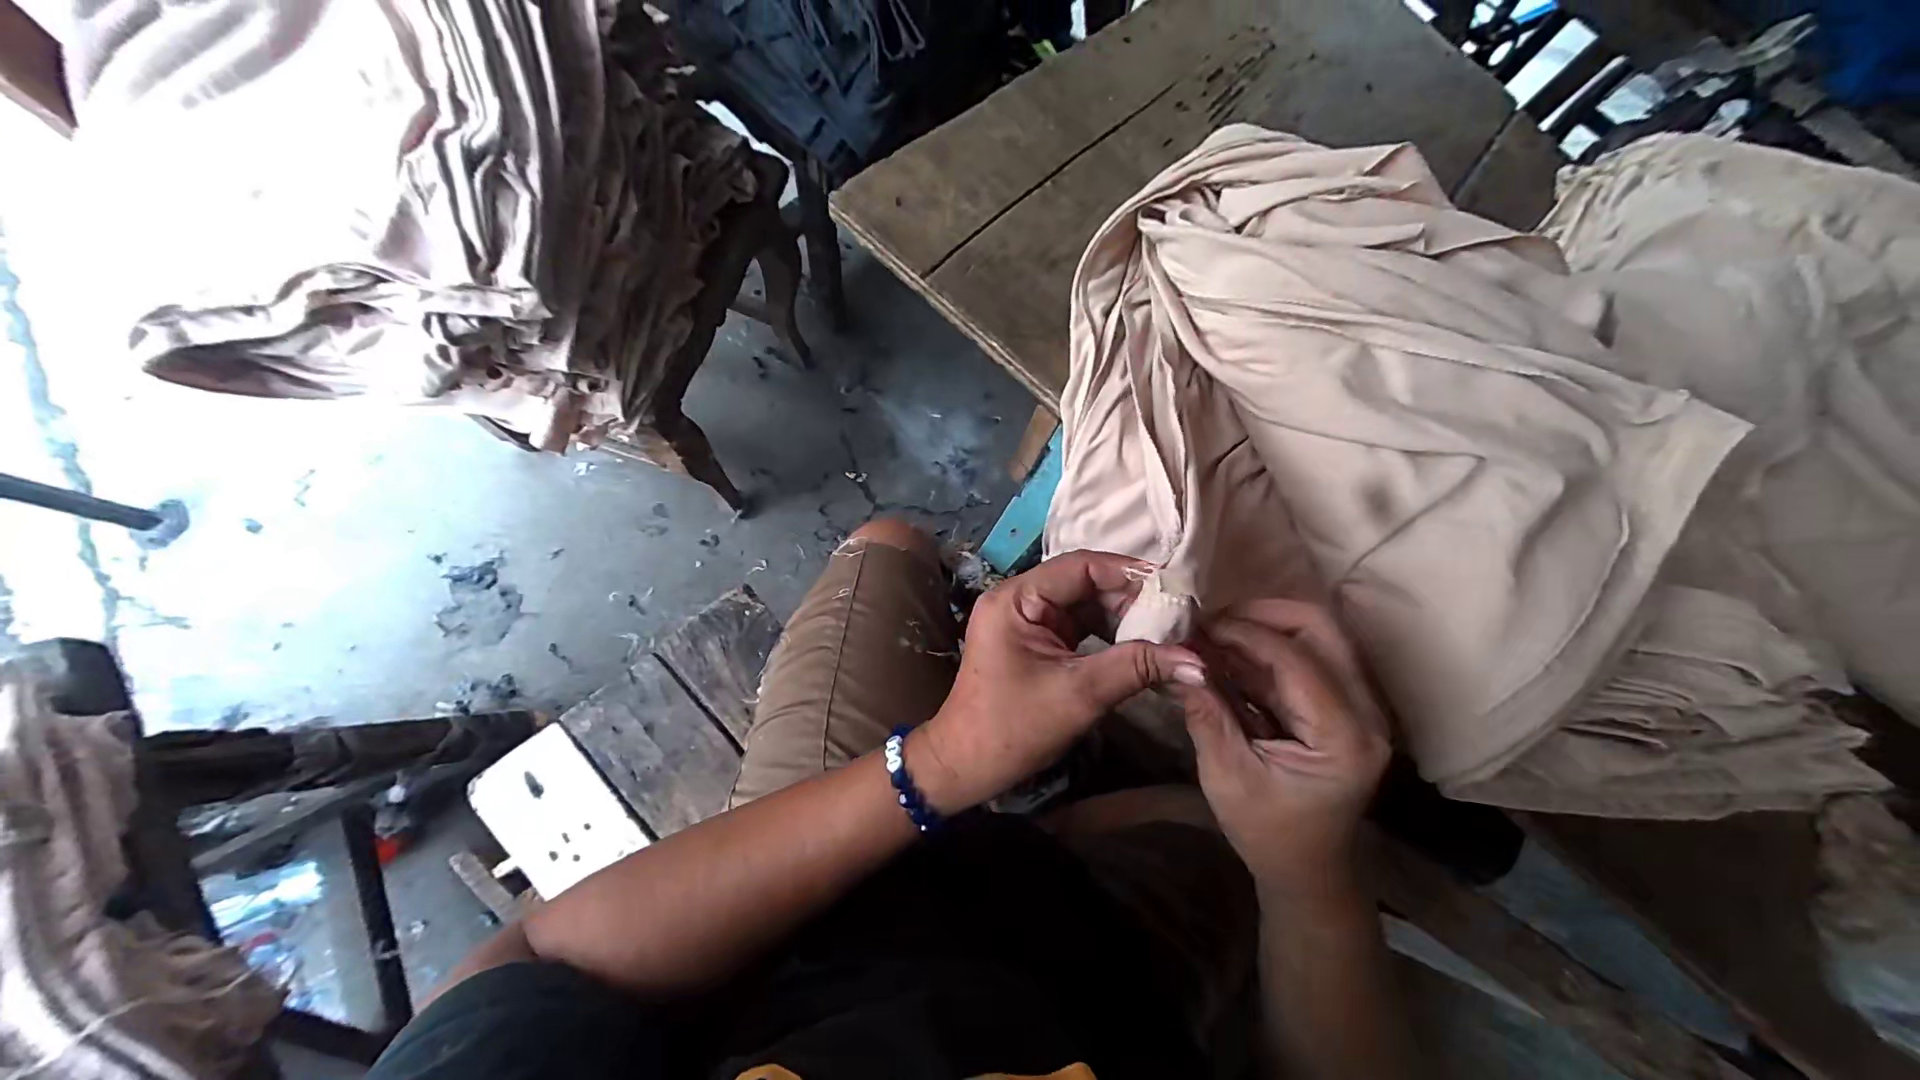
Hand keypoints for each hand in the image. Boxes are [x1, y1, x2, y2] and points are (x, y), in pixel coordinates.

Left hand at [909, 551, 1207, 812]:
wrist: (967, 764)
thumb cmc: (1013, 728)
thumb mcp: (1079, 694)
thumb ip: (1137, 667)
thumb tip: (1197, 660)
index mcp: (1017, 599)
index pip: (1080, 566)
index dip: (1129, 573)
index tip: (1174, 589)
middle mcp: (1019, 598)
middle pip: (1084, 582)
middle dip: (1131, 598)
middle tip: (1176, 615)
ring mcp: (1026, 618)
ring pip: (1085, 603)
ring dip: (1123, 616)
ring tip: (1166, 630)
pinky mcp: (1036, 639)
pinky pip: (1079, 624)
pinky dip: (1109, 633)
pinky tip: (1140, 644)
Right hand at [1175, 600, 1391, 893]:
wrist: (1308, 869)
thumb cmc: (1268, 832)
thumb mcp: (1227, 776)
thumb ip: (1207, 714)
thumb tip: (1181, 661)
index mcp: (1344, 737)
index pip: (1296, 659)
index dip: (1244, 634)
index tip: (1198, 628)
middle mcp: (1366, 713)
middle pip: (1323, 630)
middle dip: (1263, 614)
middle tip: (1213, 622)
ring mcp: (1360, 706)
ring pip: (1320, 636)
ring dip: (1266, 626)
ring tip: (1216, 635)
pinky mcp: (1344, 705)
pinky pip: (1311, 656)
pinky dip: (1269, 647)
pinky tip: (1231, 654)